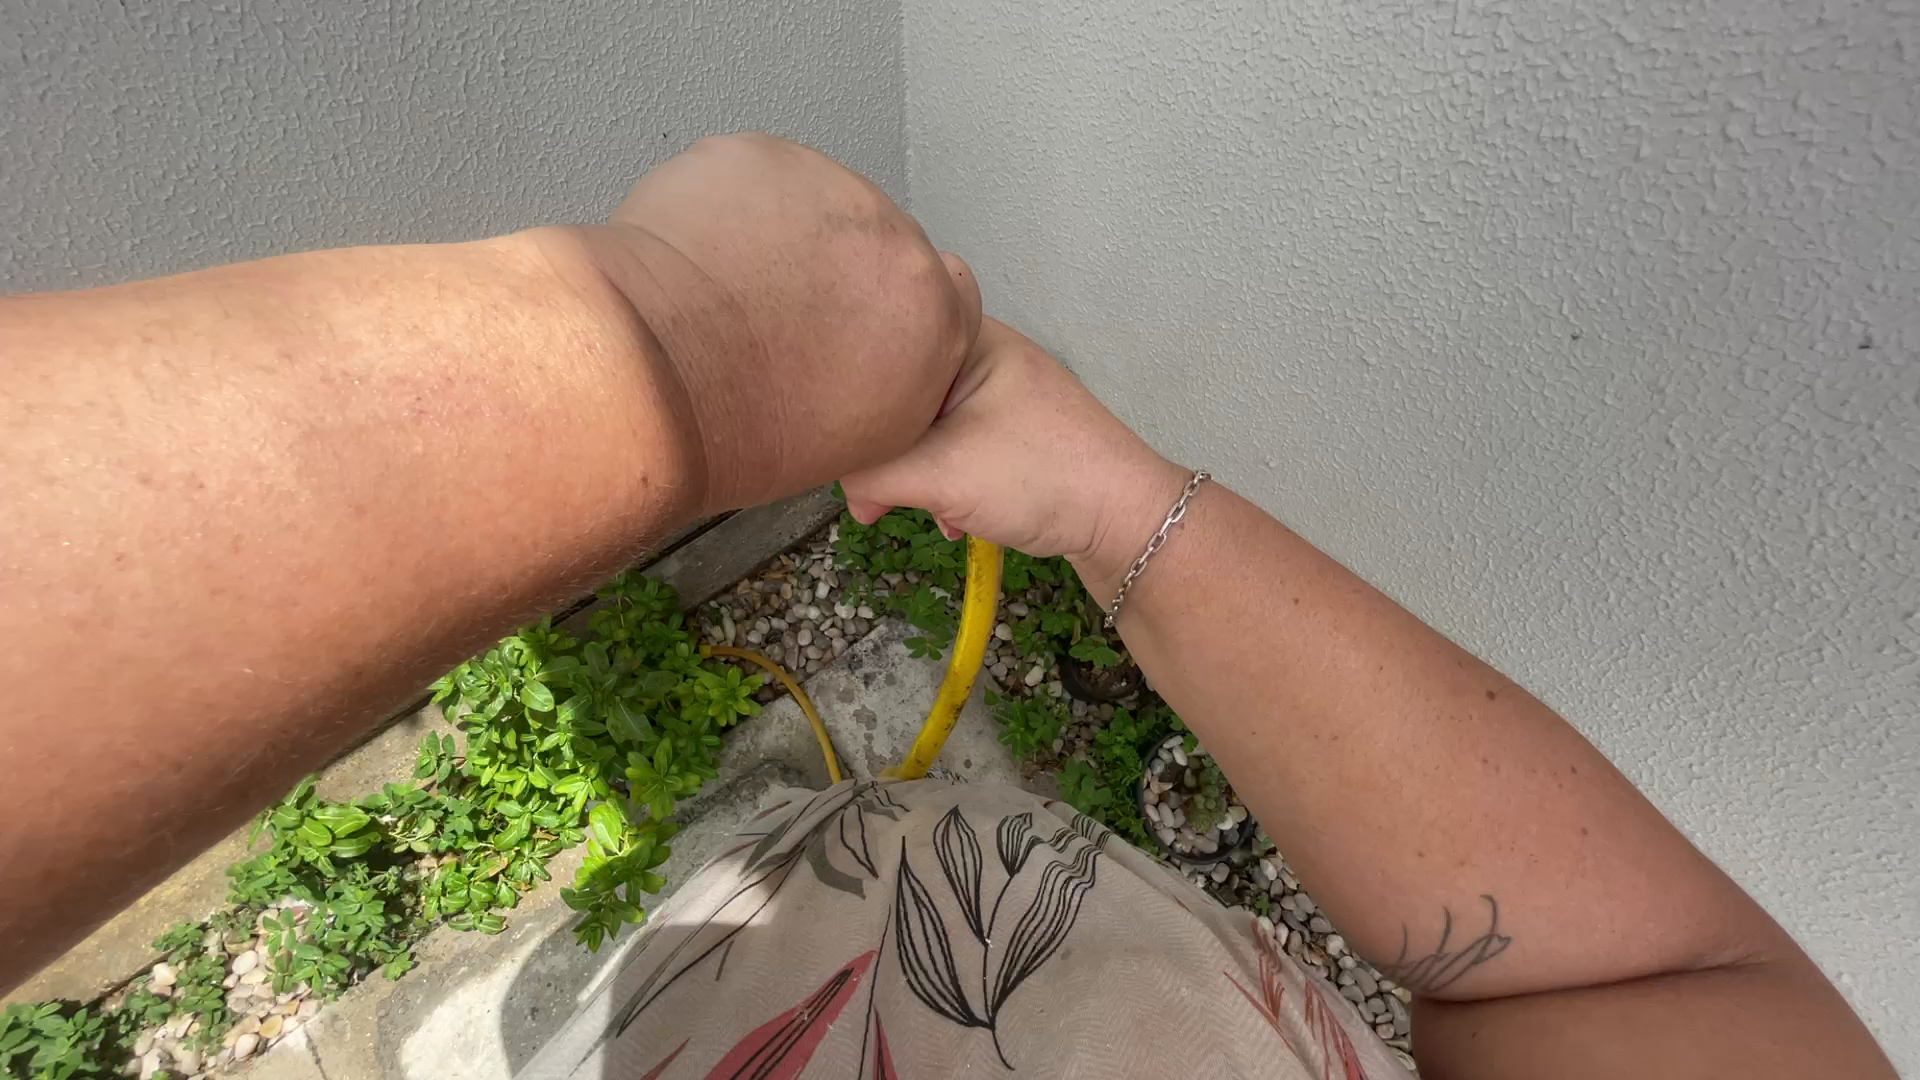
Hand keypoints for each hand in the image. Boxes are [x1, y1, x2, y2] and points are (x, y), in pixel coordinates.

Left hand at [573, 134, 981, 511]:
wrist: (665, 384)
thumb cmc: (750, 429)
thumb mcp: (861, 438)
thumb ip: (894, 380)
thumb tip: (871, 355)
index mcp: (936, 327)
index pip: (945, 295)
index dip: (896, 304)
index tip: (864, 311)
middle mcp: (904, 253)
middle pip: (882, 245)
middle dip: (842, 268)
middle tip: (783, 307)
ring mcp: (839, 195)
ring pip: (822, 205)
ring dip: (788, 233)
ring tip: (736, 289)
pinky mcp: (773, 160)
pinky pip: (762, 179)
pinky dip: (736, 208)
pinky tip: (709, 256)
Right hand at [840, 318, 1189, 601]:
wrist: (1126, 519)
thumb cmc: (1035, 477)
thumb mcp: (936, 473)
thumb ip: (870, 474)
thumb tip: (844, 488)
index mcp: (966, 338)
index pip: (882, 356)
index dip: (855, 409)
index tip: (843, 460)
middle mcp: (985, 357)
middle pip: (903, 401)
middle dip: (890, 460)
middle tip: (881, 505)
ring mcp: (1005, 397)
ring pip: (931, 432)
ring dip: (922, 480)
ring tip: (937, 514)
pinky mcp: (1017, 435)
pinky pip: (960, 451)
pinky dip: (951, 485)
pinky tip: (959, 518)